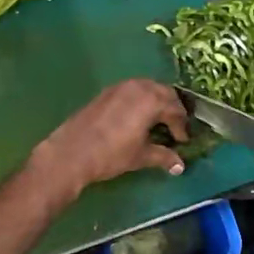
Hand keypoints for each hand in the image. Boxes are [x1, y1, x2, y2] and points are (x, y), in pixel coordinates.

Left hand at [29, 79, 190, 200]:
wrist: (71, 153)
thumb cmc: (111, 154)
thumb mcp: (140, 156)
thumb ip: (163, 157)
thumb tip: (180, 166)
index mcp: (151, 100)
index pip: (176, 110)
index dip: (181, 127)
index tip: (182, 141)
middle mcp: (139, 87)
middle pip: (165, 93)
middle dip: (172, 109)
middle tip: (174, 127)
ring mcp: (121, 87)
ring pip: (148, 88)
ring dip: (157, 101)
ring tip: (158, 120)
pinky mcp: (107, 92)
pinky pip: (132, 90)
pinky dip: (141, 99)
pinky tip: (137, 116)